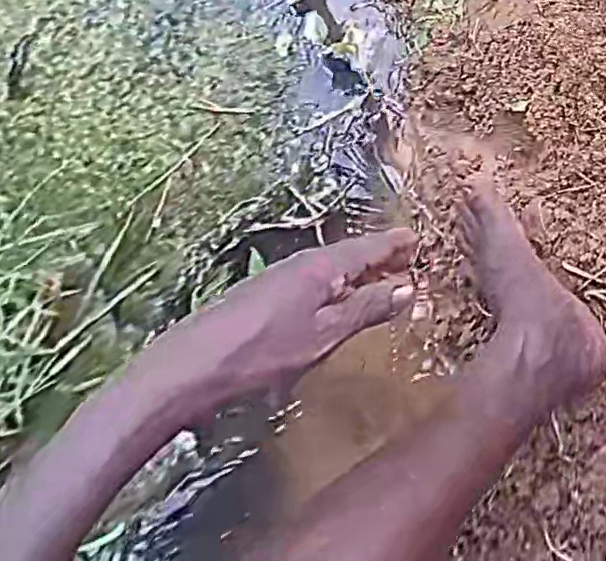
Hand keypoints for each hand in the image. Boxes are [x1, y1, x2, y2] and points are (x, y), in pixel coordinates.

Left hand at [137, 228, 416, 417]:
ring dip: (360, 271)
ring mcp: (283, 275)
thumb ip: (367, 309)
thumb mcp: (325, 335)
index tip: (419, 238)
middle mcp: (305, 261)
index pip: (371, 246)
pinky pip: (316, 278)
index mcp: (324, 265)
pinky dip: (338, 282)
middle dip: (382, 255)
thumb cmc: (263, 351)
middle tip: (409, 258)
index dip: (396, 243)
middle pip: (353, 253)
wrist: (186, 367)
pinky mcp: (266, 292)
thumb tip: (408, 288)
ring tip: (382, 278)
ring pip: (333, 266)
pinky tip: (338, 298)